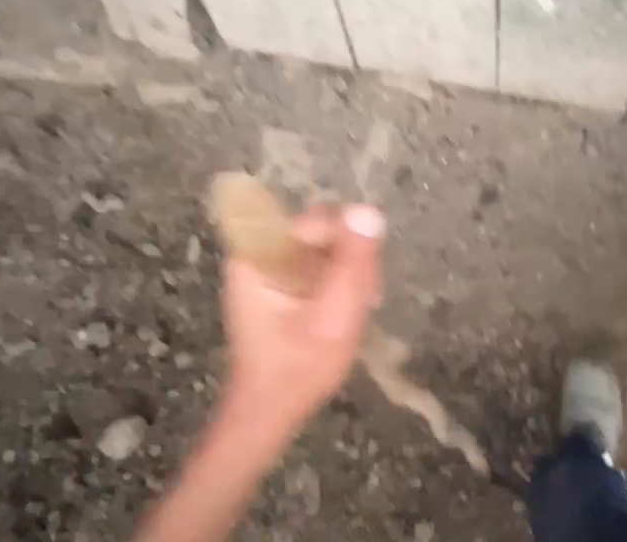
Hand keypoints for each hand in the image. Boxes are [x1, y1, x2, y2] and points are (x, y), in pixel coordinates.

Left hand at [221, 204, 384, 433]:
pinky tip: (349, 310)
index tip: (362, 278)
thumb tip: (368, 210)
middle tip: (363, 300)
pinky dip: (342, 285)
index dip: (347, 244)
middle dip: (352, 263)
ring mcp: (273, 269)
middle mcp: (261, 254)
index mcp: (258, 257)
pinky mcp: (285, 284)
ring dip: (351, 275)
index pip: (317, 221)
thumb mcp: (334, 316)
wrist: (270, 416)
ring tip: (356, 310)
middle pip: (326, 232)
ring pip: (330, 248)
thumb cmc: (297, 369)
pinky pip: (324, 266)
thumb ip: (352, 263)